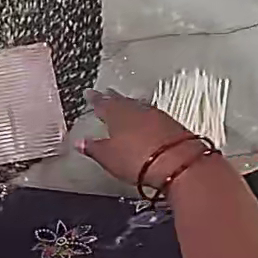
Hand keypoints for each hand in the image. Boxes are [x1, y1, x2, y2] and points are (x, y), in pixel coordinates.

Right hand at [79, 88, 202, 188]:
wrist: (177, 164)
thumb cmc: (138, 159)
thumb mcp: (108, 157)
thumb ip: (93, 147)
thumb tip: (80, 142)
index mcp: (116, 114)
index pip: (102, 103)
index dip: (95, 99)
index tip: (89, 93)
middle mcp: (136, 110)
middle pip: (121, 101)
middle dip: (113, 98)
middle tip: (107, 93)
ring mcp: (156, 116)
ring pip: (139, 106)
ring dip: (131, 105)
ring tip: (126, 106)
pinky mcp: (173, 126)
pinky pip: (154, 116)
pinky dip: (146, 117)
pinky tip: (147, 122)